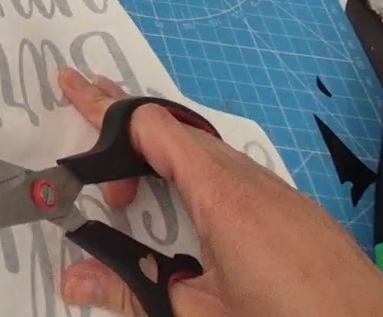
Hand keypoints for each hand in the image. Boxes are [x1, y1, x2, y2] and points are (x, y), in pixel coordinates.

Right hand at [55, 68, 382, 316]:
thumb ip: (129, 291)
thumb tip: (70, 281)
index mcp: (222, 195)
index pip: (150, 124)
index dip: (105, 116)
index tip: (72, 106)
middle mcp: (256, 184)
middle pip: (176, 130)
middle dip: (124, 117)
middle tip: (79, 91)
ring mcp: (289, 202)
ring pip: (211, 153)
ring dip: (165, 149)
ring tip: (130, 156)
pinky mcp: (311, 225)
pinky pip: (243, 178)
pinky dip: (202, 173)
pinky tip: (195, 204)